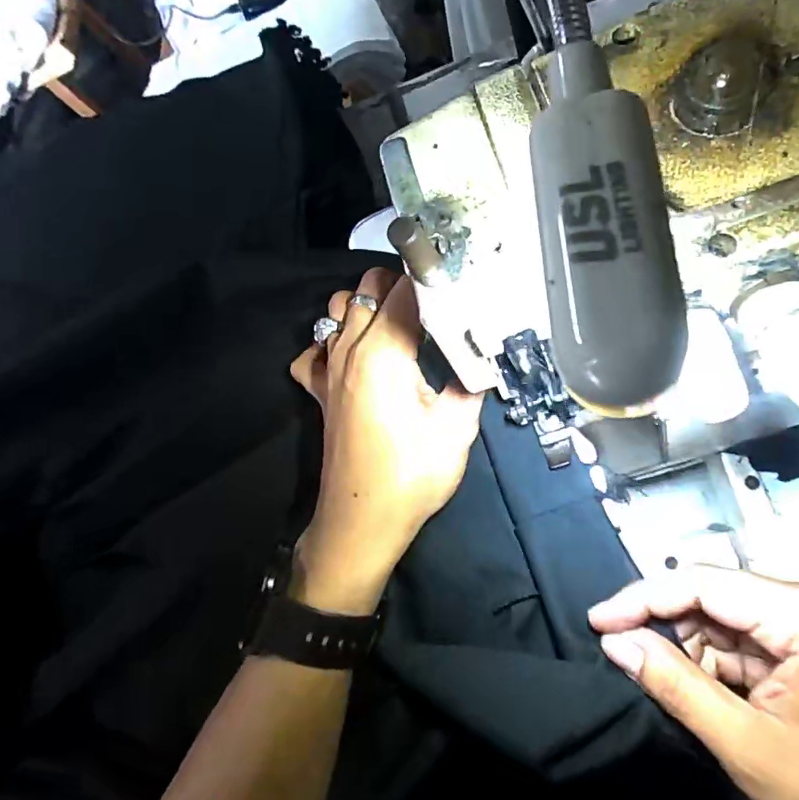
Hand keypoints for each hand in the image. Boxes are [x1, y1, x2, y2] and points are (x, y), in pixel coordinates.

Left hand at [288, 268, 482, 611]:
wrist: (362, 521)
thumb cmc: (411, 476)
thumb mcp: (457, 430)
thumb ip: (470, 382)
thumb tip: (481, 357)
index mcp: (385, 352)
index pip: (407, 288)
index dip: (434, 277)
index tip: (459, 281)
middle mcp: (350, 349)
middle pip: (368, 286)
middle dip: (404, 285)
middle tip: (438, 308)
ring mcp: (328, 368)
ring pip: (339, 308)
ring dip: (368, 305)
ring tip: (401, 326)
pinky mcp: (319, 390)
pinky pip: (317, 347)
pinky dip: (335, 341)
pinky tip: (359, 358)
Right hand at [588, 568, 798, 799]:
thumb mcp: (752, 749)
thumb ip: (678, 686)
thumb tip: (618, 641)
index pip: (708, 582)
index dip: (644, 597)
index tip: (596, 621)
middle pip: (718, 597)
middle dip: (666, 625)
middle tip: (616, 653)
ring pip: (730, 623)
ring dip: (690, 650)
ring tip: (655, 682)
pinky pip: (750, 648)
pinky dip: (716, 669)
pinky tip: (693, 690)